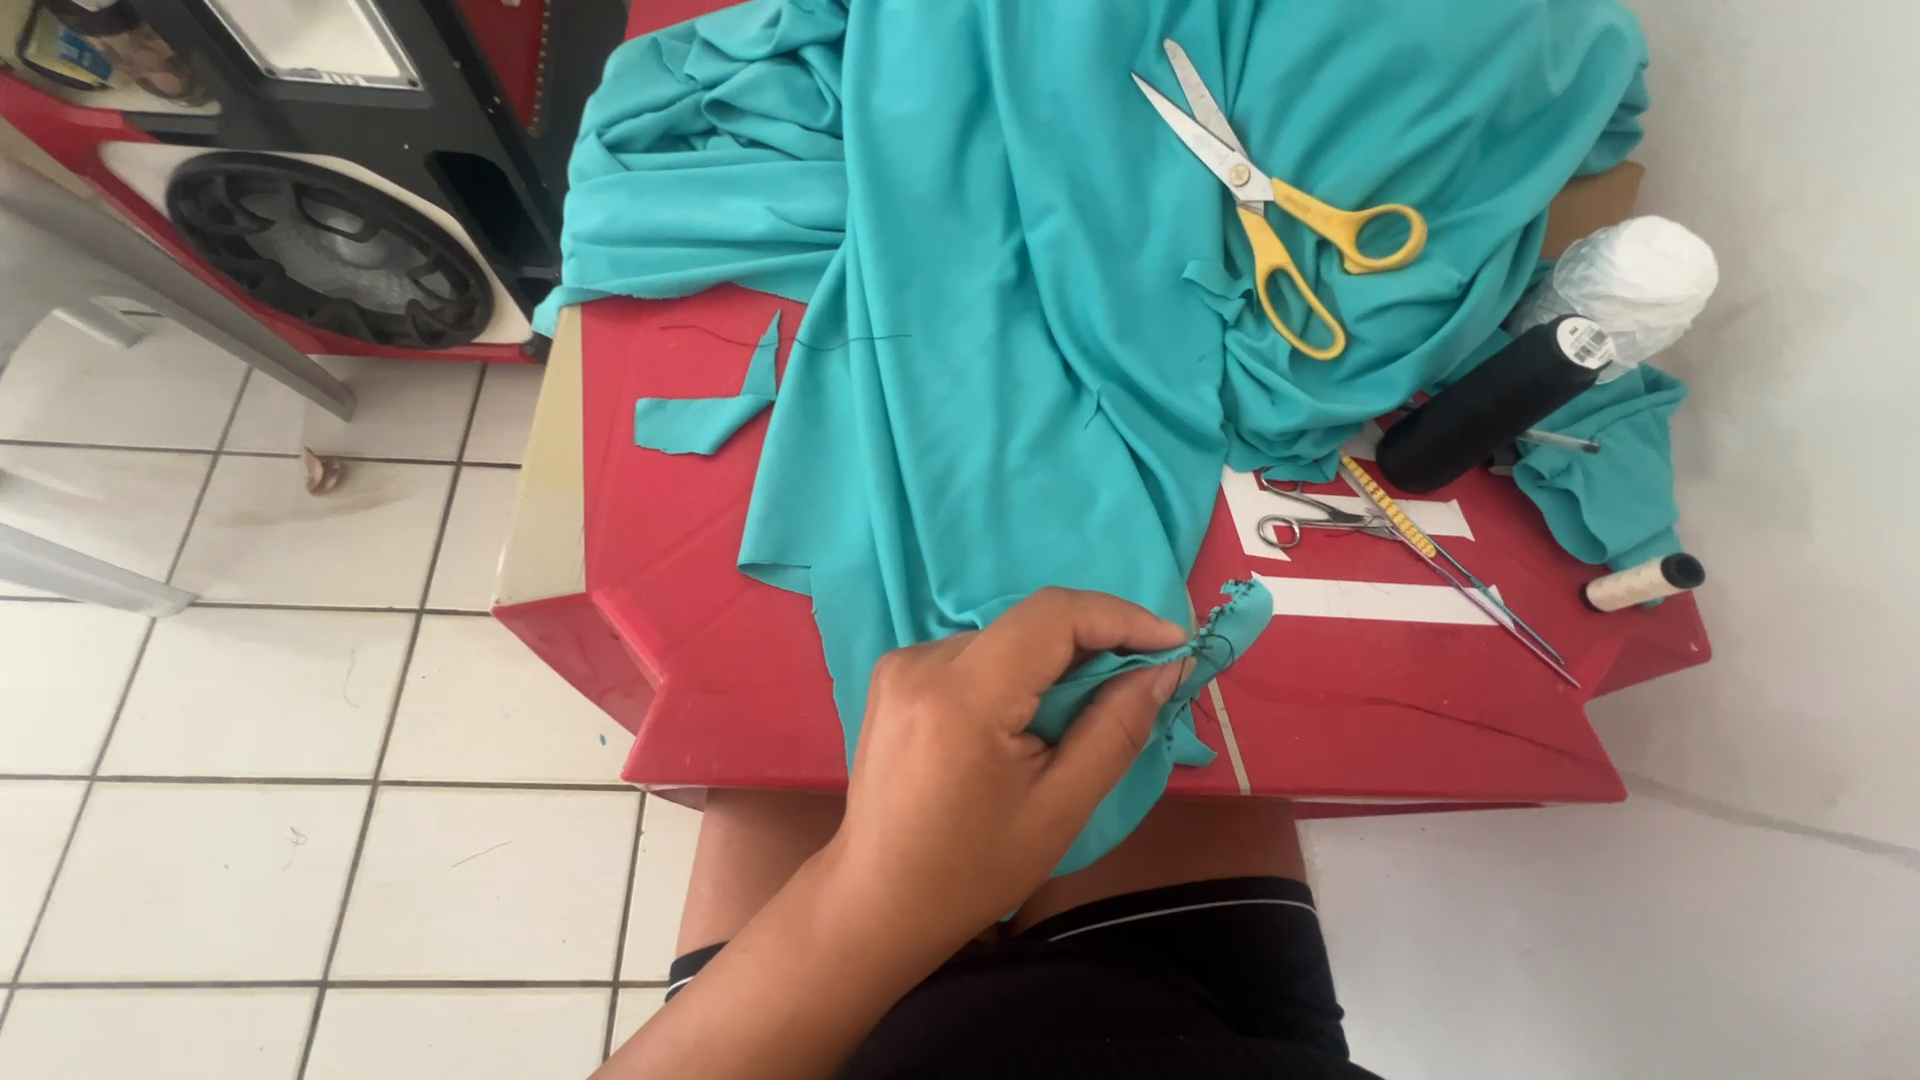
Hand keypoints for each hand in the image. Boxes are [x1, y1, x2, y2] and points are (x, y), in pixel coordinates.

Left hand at [824, 587, 1191, 946]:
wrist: (877, 897)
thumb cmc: (972, 869)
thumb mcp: (1060, 809)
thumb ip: (1115, 729)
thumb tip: (1162, 669)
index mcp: (962, 696)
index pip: (1051, 616)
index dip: (1119, 617)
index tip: (1172, 640)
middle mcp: (923, 661)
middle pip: (1028, 625)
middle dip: (1094, 643)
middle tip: (1143, 677)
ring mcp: (901, 663)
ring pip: (1004, 639)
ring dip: (1052, 662)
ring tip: (1080, 713)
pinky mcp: (894, 673)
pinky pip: (974, 653)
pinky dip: (1013, 672)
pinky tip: (1024, 718)